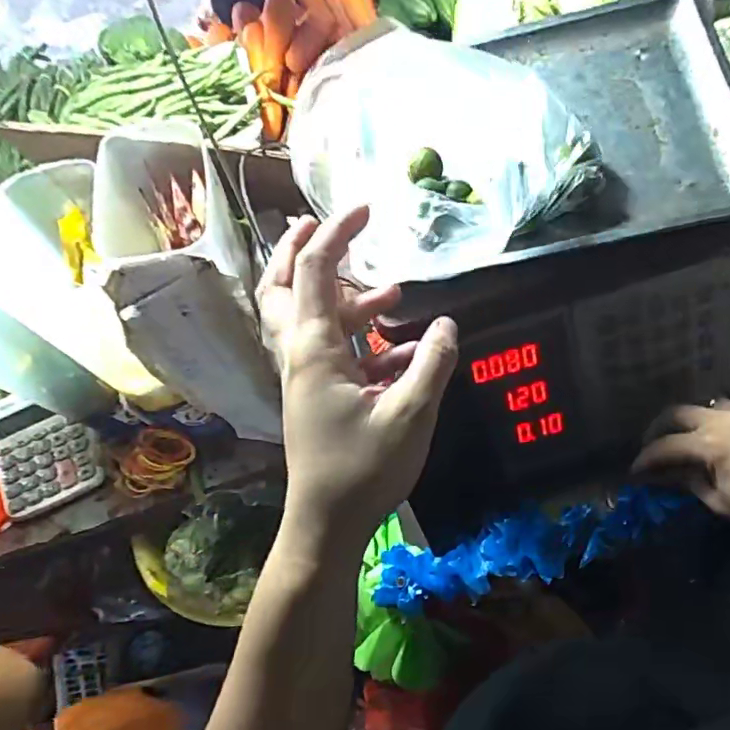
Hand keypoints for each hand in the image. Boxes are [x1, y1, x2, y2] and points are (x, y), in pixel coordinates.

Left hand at [259, 205, 457, 549]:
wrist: (327, 521)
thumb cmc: (363, 469)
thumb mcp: (409, 415)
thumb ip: (431, 364)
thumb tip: (446, 323)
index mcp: (314, 349)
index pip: (317, 271)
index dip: (337, 232)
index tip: (365, 209)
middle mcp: (299, 356)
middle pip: (283, 287)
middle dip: (299, 250)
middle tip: (321, 225)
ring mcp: (303, 379)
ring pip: (306, 320)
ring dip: (343, 299)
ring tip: (390, 294)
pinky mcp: (315, 399)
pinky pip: (331, 354)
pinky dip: (359, 341)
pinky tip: (401, 352)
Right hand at [632, 401, 729, 548]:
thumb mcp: (722, 502)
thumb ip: (690, 481)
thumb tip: (666, 474)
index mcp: (713, 441)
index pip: (665, 445)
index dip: (644, 459)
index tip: (633, 472)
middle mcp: (728, 416)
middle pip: (680, 412)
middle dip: (659, 430)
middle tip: (651, 449)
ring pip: (706, 405)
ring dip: (689, 421)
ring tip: (683, 441)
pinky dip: (714, 420)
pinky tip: (716, 439)